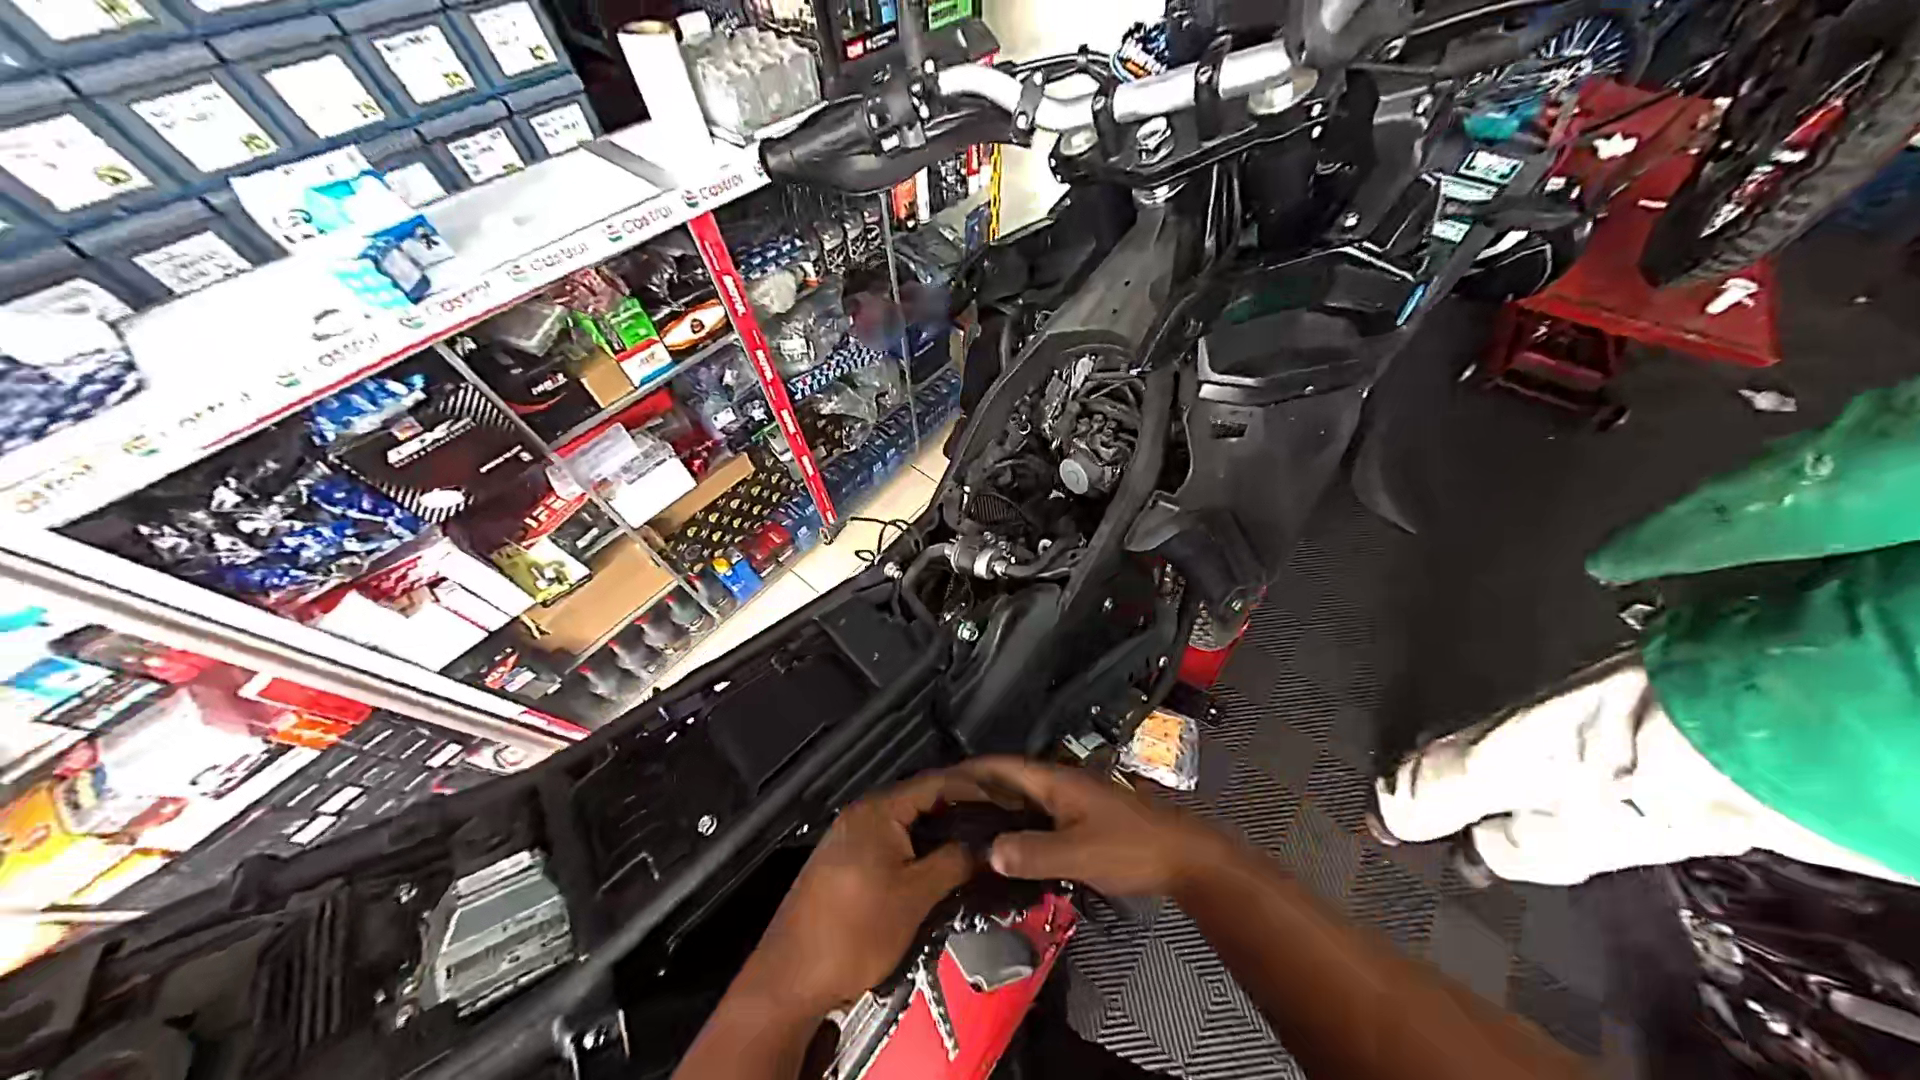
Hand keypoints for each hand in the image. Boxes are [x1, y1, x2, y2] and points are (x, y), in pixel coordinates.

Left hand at [739, 771, 977, 1012]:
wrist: (789, 980)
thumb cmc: (854, 933)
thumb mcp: (914, 896)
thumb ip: (954, 862)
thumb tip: (988, 846)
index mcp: (877, 810)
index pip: (935, 782)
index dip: (974, 789)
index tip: (1007, 801)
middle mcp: (862, 813)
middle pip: (921, 799)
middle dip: (960, 808)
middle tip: (997, 822)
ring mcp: (850, 836)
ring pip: (907, 822)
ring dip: (941, 829)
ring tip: (978, 841)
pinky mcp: (846, 861)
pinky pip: (892, 840)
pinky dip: (920, 846)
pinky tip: (941, 863)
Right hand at [950, 756, 1234, 896]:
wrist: (1183, 857)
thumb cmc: (1132, 849)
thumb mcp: (1079, 854)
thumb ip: (1034, 853)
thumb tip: (989, 852)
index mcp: (1056, 781)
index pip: (1002, 765)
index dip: (969, 769)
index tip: (938, 779)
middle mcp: (1061, 782)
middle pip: (1009, 778)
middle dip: (975, 786)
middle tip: (943, 806)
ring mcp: (1073, 799)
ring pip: (1024, 796)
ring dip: (995, 804)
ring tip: (964, 824)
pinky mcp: (1083, 817)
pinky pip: (1037, 813)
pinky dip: (1015, 821)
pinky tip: (1006, 843)